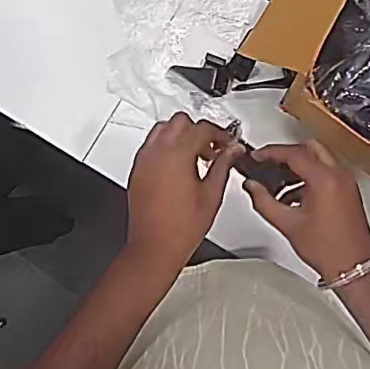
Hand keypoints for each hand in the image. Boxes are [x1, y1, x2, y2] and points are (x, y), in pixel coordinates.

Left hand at [125, 114, 238, 266]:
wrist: (154, 247)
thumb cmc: (179, 228)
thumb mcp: (211, 194)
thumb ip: (223, 166)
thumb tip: (232, 151)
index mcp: (177, 155)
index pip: (201, 128)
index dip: (219, 134)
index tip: (227, 144)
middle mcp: (157, 152)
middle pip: (180, 121)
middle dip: (198, 130)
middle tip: (212, 148)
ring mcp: (144, 159)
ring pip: (163, 129)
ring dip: (180, 135)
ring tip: (196, 156)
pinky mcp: (137, 169)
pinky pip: (151, 145)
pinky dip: (166, 146)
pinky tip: (179, 165)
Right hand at [241, 140, 369, 280]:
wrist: (353, 268)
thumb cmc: (329, 250)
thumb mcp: (287, 223)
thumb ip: (264, 201)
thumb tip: (252, 187)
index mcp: (325, 180)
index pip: (293, 153)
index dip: (271, 153)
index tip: (258, 156)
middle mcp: (339, 176)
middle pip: (308, 148)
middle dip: (286, 154)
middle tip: (268, 162)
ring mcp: (346, 182)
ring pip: (319, 158)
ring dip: (298, 164)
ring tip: (278, 180)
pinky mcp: (348, 190)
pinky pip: (327, 171)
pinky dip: (309, 175)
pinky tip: (293, 193)